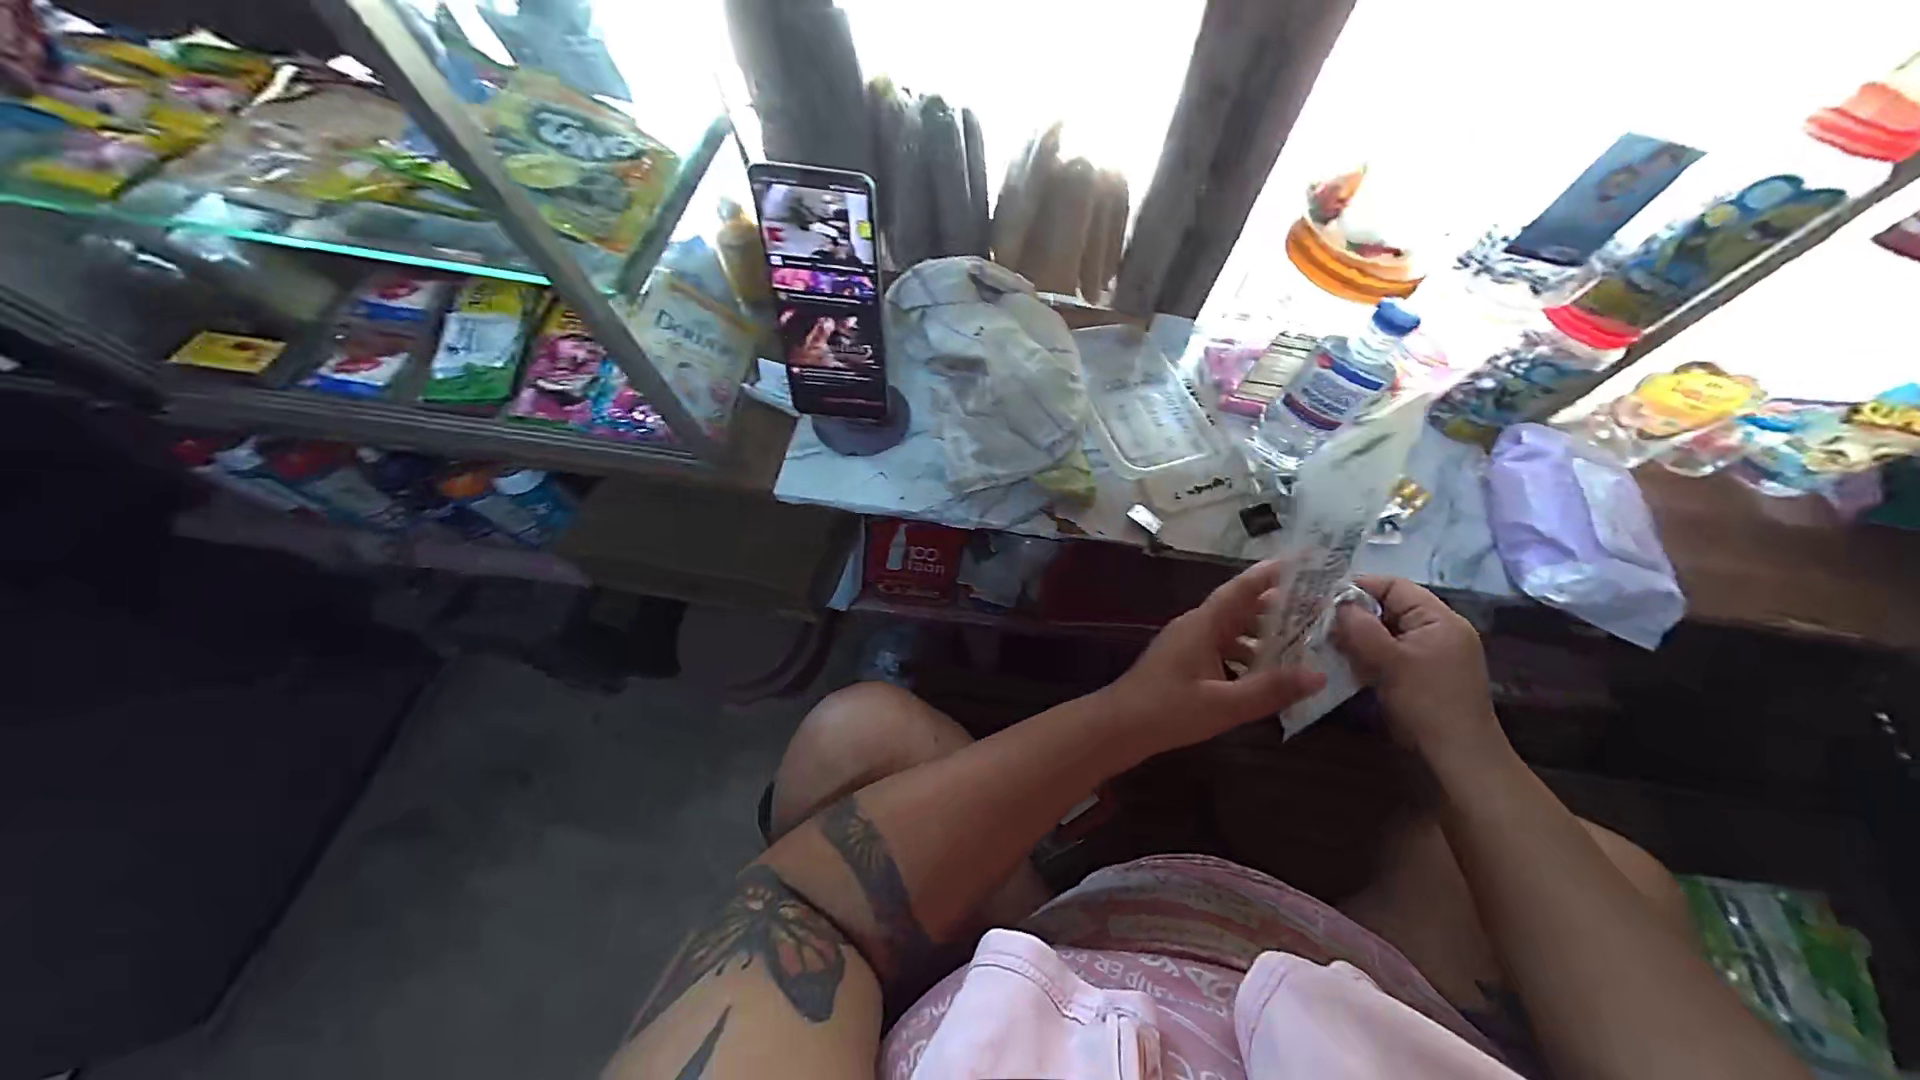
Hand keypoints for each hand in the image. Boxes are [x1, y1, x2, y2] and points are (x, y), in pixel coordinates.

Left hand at [1102, 560, 1324, 757]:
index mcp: (1203, 625)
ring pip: (1232, 631)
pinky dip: (1246, 656)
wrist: (1119, 727)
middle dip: (1276, 607)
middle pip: (1240, 609)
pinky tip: (1266, 674)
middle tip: (1317, 608)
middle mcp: (1195, 627)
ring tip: (1301, 642)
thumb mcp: (1225, 704)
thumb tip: (1319, 674)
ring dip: (1263, 634)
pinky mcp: (1183, 663)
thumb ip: (1271, 689)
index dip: (1269, 574)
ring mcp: (1187, 645)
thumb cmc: (1168, 710)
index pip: (1240, 590)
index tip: (1301, 560)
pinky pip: (1222, 650)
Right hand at [1333, 575, 1505, 766]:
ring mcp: (1427, 653)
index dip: (1358, 587)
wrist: (1457, 755)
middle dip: (1352, 613)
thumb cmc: (1427, 702)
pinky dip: (1363, 654)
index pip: (1394, 586)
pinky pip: (1385, 652)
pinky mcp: (1417, 673)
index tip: (1322, 598)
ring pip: (1382, 631)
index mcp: (1439, 619)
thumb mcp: (1391, 661)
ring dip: (1354, 636)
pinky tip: (1341, 661)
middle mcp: (1435, 630)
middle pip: (1386, 608)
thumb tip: (1335, 603)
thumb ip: (1361, 628)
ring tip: (1323, 641)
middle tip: (1316, 621)